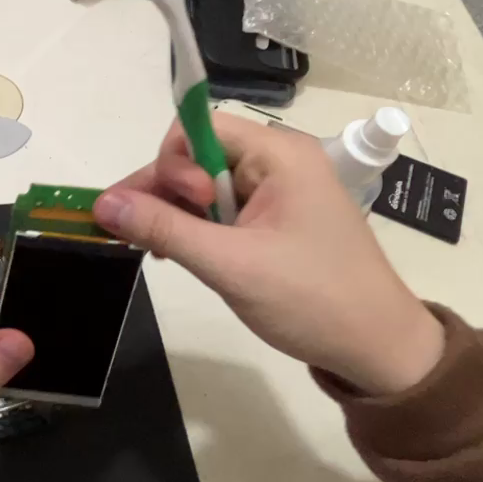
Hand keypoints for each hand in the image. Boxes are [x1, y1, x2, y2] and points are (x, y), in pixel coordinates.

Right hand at [93, 118, 444, 394]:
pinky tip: (176, 253)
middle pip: (195, 154)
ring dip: (175, 214)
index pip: (197, 127)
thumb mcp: (230, 265)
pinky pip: (218, 208)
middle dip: (166, 192)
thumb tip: (101, 204)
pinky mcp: (272, 218)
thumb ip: (163, 228)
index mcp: (278, 154)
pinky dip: (193, 227)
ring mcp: (276, 190)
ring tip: (158, 251)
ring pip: (201, 183)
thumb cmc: (312, 300)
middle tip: (147, 238)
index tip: (175, 210)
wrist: (381, 353)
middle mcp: (277, 161)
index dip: (171, 164)